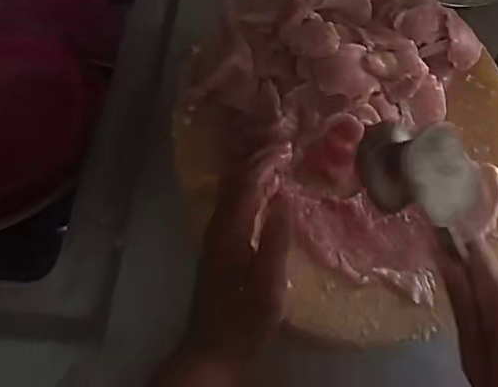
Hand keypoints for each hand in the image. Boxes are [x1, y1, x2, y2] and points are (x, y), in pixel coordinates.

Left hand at [154, 144, 293, 385]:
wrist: (210, 351)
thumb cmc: (244, 322)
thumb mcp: (268, 288)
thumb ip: (276, 242)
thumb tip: (285, 199)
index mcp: (230, 230)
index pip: (247, 182)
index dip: (266, 162)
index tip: (287, 148)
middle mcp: (218, 224)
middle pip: (235, 179)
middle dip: (258, 159)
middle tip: (284, 147)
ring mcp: (214, 232)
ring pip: (231, 187)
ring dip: (252, 169)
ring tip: (276, 160)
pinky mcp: (217, 243)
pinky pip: (231, 199)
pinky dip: (247, 184)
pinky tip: (263, 190)